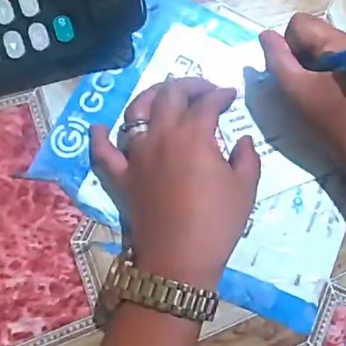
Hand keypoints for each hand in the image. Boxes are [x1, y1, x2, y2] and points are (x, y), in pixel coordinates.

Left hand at [89, 77, 260, 290]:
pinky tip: (100, 127)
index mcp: (194, 135)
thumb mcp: (246, 187)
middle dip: (189, 85)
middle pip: (170, 95)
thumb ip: (247, 157)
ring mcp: (136, 155)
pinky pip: (103, 152)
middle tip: (204, 90)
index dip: (221, 94)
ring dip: (152, 96)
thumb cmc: (218, 221)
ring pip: (136, 112)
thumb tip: (241, 139)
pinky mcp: (121, 177)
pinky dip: (99, 136)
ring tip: (165, 96)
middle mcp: (162, 136)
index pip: (207, 102)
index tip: (230, 95)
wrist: (180, 259)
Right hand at [258, 14, 345, 159]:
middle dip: (297, 55)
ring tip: (311, 90)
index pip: (299, 23)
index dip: (288, 46)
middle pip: (309, 33)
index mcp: (340, 41)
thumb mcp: (295, 88)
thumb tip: (266, 34)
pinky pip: (327, 58)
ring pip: (316, 46)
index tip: (293, 73)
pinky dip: (317, 71)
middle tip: (301, 84)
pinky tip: (321, 92)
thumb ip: (277, 57)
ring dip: (306, 65)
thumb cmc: (328, 118)